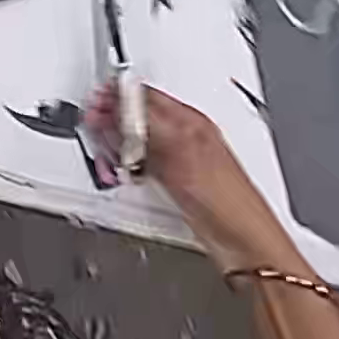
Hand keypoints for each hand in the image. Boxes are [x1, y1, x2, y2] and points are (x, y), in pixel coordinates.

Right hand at [87, 84, 306, 273]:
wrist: (244, 245)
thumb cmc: (225, 198)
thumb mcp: (176, 146)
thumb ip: (144, 119)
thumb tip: (120, 97)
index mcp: (186, 117)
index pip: (140, 92)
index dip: (114, 95)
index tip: (95, 102)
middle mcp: (180, 134)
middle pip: (132, 116)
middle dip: (110, 122)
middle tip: (96, 130)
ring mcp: (176, 159)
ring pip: (132, 141)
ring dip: (114, 146)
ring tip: (108, 157)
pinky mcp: (171, 182)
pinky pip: (138, 164)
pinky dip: (124, 166)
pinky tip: (121, 172)